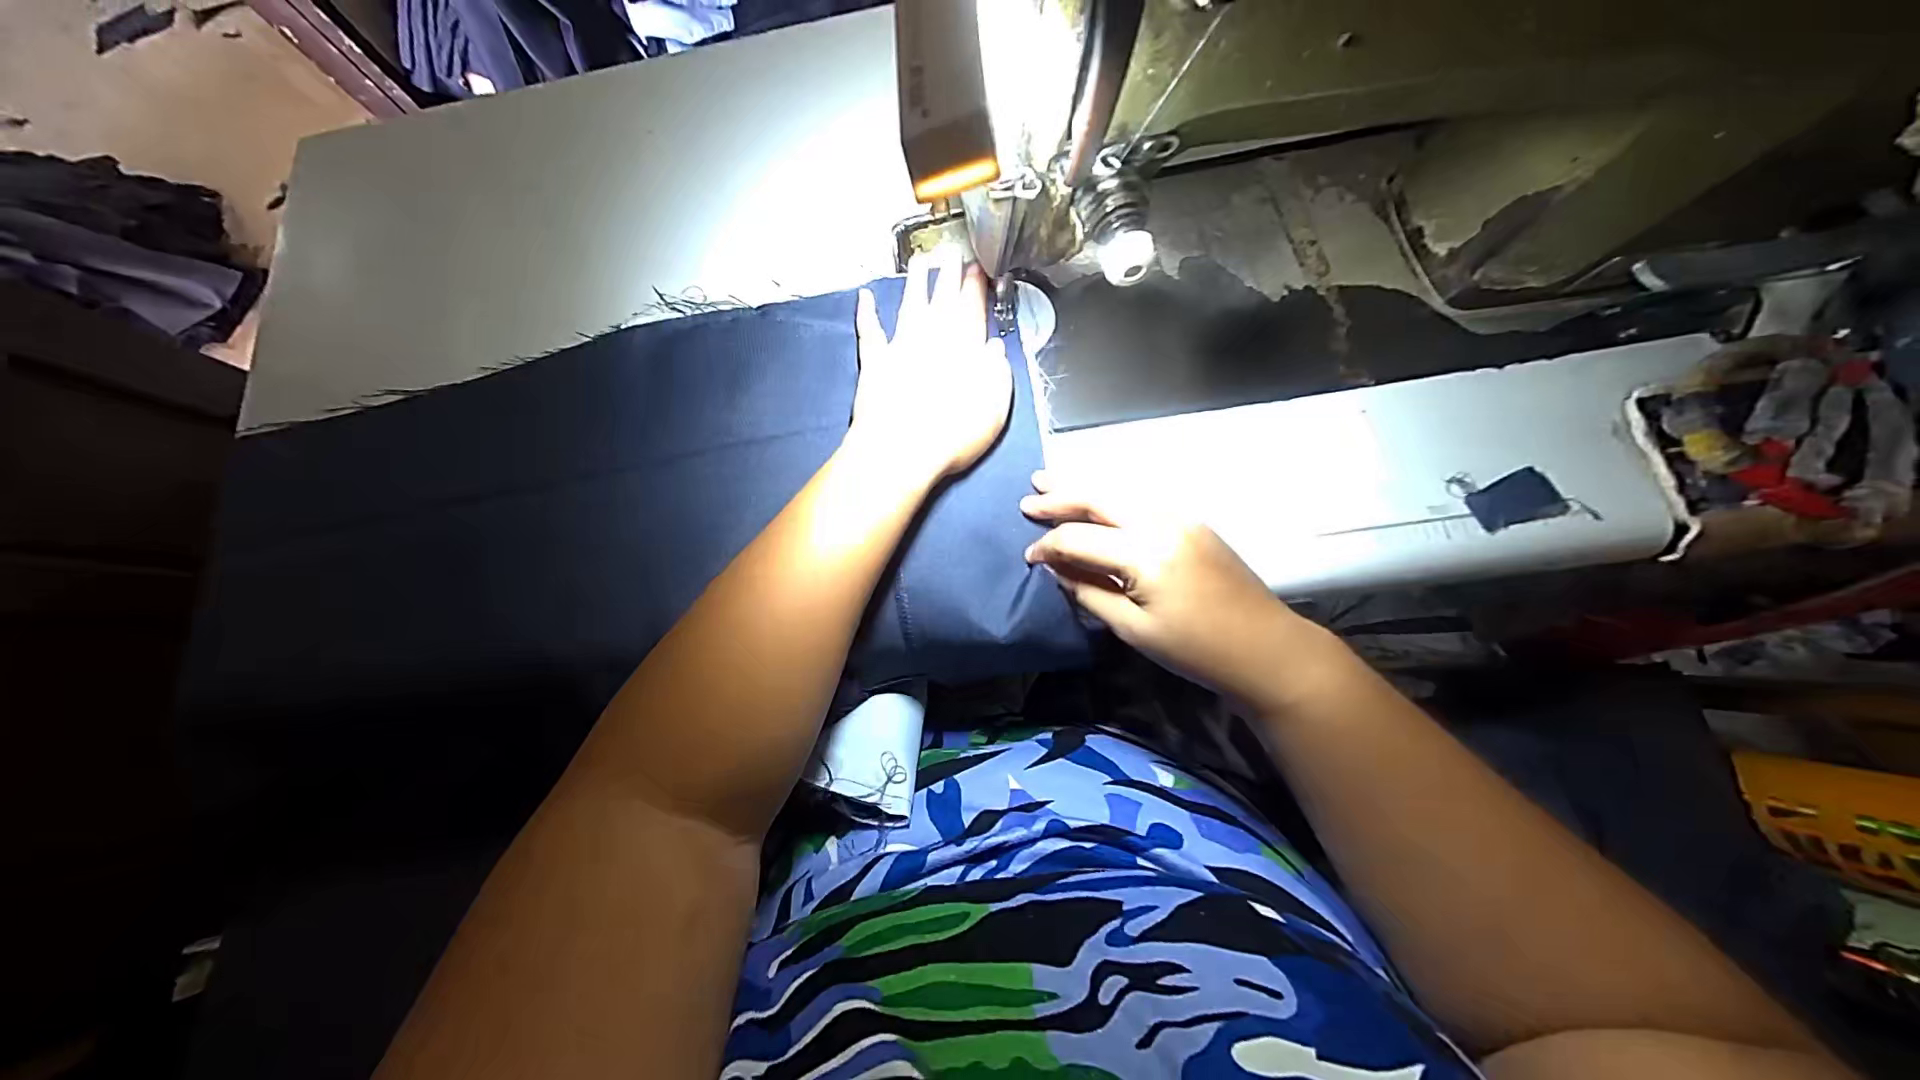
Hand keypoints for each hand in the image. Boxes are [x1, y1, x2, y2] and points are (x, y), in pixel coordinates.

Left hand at [847, 246, 1012, 481]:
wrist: (901, 450)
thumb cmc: (953, 434)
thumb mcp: (994, 407)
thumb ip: (996, 373)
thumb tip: (994, 349)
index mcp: (965, 348)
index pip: (973, 308)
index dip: (976, 286)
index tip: (978, 267)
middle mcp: (932, 340)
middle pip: (942, 299)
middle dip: (949, 274)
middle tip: (951, 251)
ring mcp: (900, 348)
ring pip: (909, 305)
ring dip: (915, 282)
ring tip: (920, 261)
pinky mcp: (874, 363)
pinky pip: (869, 332)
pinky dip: (866, 314)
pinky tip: (864, 298)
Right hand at [1021, 471, 1340, 712]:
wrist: (1266, 648)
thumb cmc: (1196, 650)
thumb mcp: (1134, 630)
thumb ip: (1089, 592)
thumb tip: (1057, 569)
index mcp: (1145, 554)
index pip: (1080, 538)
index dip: (1049, 546)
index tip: (1028, 557)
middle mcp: (1162, 523)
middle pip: (1100, 499)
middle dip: (1061, 497)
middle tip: (1028, 499)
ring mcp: (1181, 518)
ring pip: (1122, 491)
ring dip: (1085, 488)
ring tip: (1051, 483)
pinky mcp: (1193, 522)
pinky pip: (1142, 499)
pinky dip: (1112, 495)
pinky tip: (1097, 499)